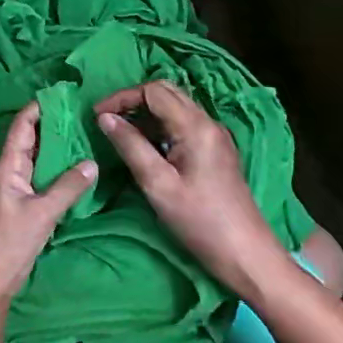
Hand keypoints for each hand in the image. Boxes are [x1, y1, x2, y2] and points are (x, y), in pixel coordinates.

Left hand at [0, 101, 95, 316]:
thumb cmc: (10, 242)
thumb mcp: (42, 213)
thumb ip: (67, 188)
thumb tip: (91, 163)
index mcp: (7, 166)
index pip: (21, 126)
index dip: (37, 108)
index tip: (60, 94)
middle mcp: (10, 171)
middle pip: (31, 139)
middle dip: (52, 124)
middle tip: (81, 111)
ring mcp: (16, 187)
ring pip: (38, 158)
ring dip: (57, 146)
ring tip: (84, 132)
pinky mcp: (24, 203)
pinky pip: (42, 176)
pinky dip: (58, 168)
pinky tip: (77, 166)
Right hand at [95, 81, 295, 297]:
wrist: (245, 252)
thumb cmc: (199, 220)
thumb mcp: (157, 184)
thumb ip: (130, 146)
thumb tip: (105, 118)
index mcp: (195, 125)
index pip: (153, 91)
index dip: (122, 97)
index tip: (97, 116)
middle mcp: (208, 122)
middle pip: (166, 93)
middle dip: (133, 100)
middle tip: (108, 121)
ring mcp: (214, 136)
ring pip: (175, 107)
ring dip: (146, 114)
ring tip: (121, 133)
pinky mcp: (215, 151)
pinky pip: (183, 125)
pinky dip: (160, 127)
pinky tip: (146, 147)